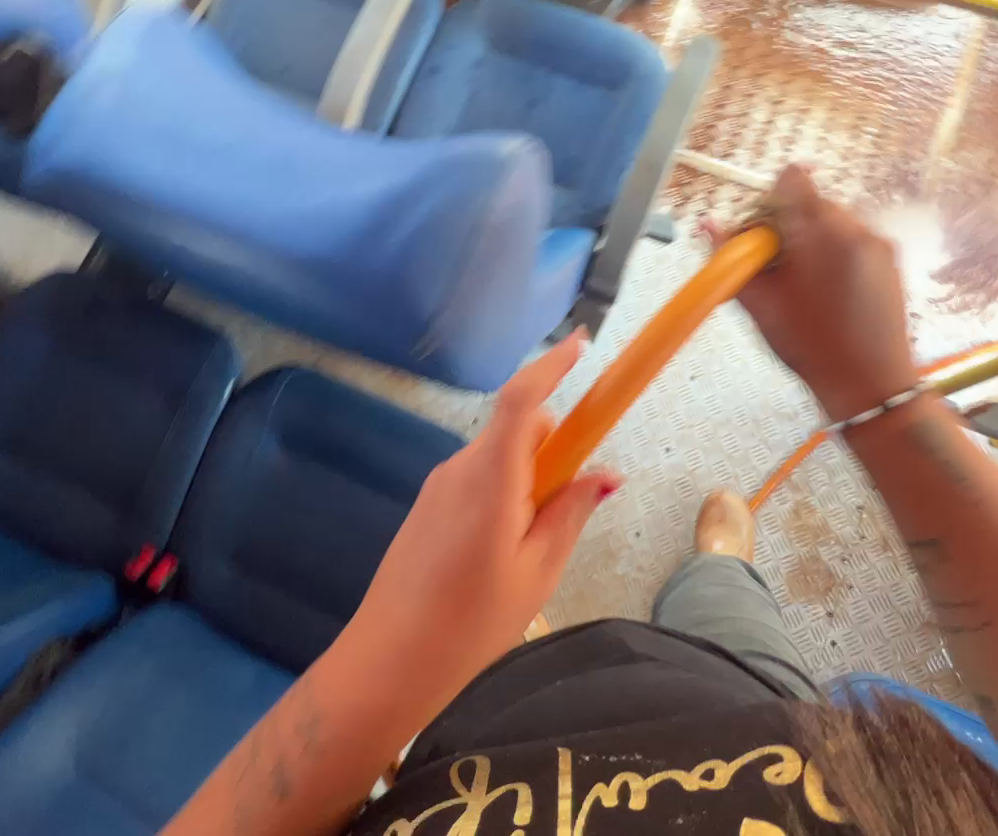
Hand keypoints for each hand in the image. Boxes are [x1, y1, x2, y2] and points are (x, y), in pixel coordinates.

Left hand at [339, 333, 620, 707]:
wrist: (392, 655)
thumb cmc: (473, 620)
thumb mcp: (538, 569)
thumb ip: (571, 512)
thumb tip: (605, 473)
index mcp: (492, 477)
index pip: (522, 400)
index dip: (551, 364)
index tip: (580, 342)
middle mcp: (461, 466)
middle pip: (518, 428)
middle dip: (551, 449)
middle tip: (561, 511)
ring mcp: (439, 482)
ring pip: (499, 455)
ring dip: (526, 478)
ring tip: (523, 549)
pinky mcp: (429, 501)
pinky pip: (478, 477)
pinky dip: (502, 492)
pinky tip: (495, 552)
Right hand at [702, 166, 916, 419]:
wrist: (870, 384)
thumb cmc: (811, 346)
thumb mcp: (759, 302)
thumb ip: (731, 257)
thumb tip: (708, 225)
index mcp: (821, 232)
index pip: (792, 181)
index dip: (769, 201)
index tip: (760, 232)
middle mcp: (856, 228)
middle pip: (811, 203)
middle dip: (788, 226)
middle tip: (774, 268)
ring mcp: (879, 243)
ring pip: (832, 222)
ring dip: (811, 241)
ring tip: (800, 286)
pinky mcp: (892, 260)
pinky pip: (853, 240)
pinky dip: (834, 255)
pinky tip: (825, 293)